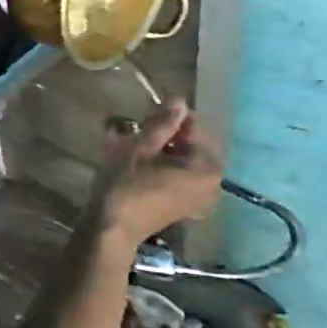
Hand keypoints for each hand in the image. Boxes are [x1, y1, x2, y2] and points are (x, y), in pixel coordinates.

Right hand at [97, 99, 221, 240]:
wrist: (113, 227)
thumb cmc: (126, 184)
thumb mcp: (141, 148)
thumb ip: (163, 124)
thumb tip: (179, 100)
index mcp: (207, 166)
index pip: (194, 128)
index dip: (170, 117)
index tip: (146, 115)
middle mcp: (213, 182)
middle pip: (192, 145)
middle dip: (167, 135)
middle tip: (138, 130)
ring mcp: (202, 197)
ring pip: (185, 161)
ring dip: (163, 150)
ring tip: (137, 147)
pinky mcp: (187, 206)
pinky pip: (182, 176)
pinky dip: (165, 167)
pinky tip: (143, 167)